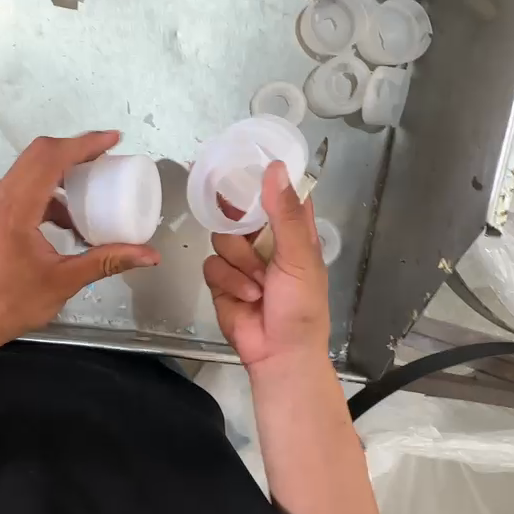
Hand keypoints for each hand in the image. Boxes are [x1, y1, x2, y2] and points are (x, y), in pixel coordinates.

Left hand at [0, 132, 160, 350]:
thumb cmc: (12, 302)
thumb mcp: (65, 281)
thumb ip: (107, 262)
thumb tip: (148, 255)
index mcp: (17, 208)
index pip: (51, 158)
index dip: (84, 145)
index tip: (113, 141)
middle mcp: (2, 197)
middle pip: (39, 153)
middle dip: (75, 150)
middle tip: (106, 157)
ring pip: (30, 168)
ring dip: (61, 169)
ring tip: (92, 184)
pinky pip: (24, 187)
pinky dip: (50, 190)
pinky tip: (69, 218)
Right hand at [202, 162, 331, 371]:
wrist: (279, 353)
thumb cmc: (301, 305)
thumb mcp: (299, 256)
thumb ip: (284, 213)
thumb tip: (274, 168)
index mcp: (292, 232)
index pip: (279, 193)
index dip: (267, 177)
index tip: (249, 161)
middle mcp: (265, 241)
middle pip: (239, 211)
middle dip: (242, 223)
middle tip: (247, 229)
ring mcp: (240, 260)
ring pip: (222, 238)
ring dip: (241, 263)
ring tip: (260, 284)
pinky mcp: (220, 280)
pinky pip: (212, 265)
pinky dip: (230, 281)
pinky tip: (246, 296)